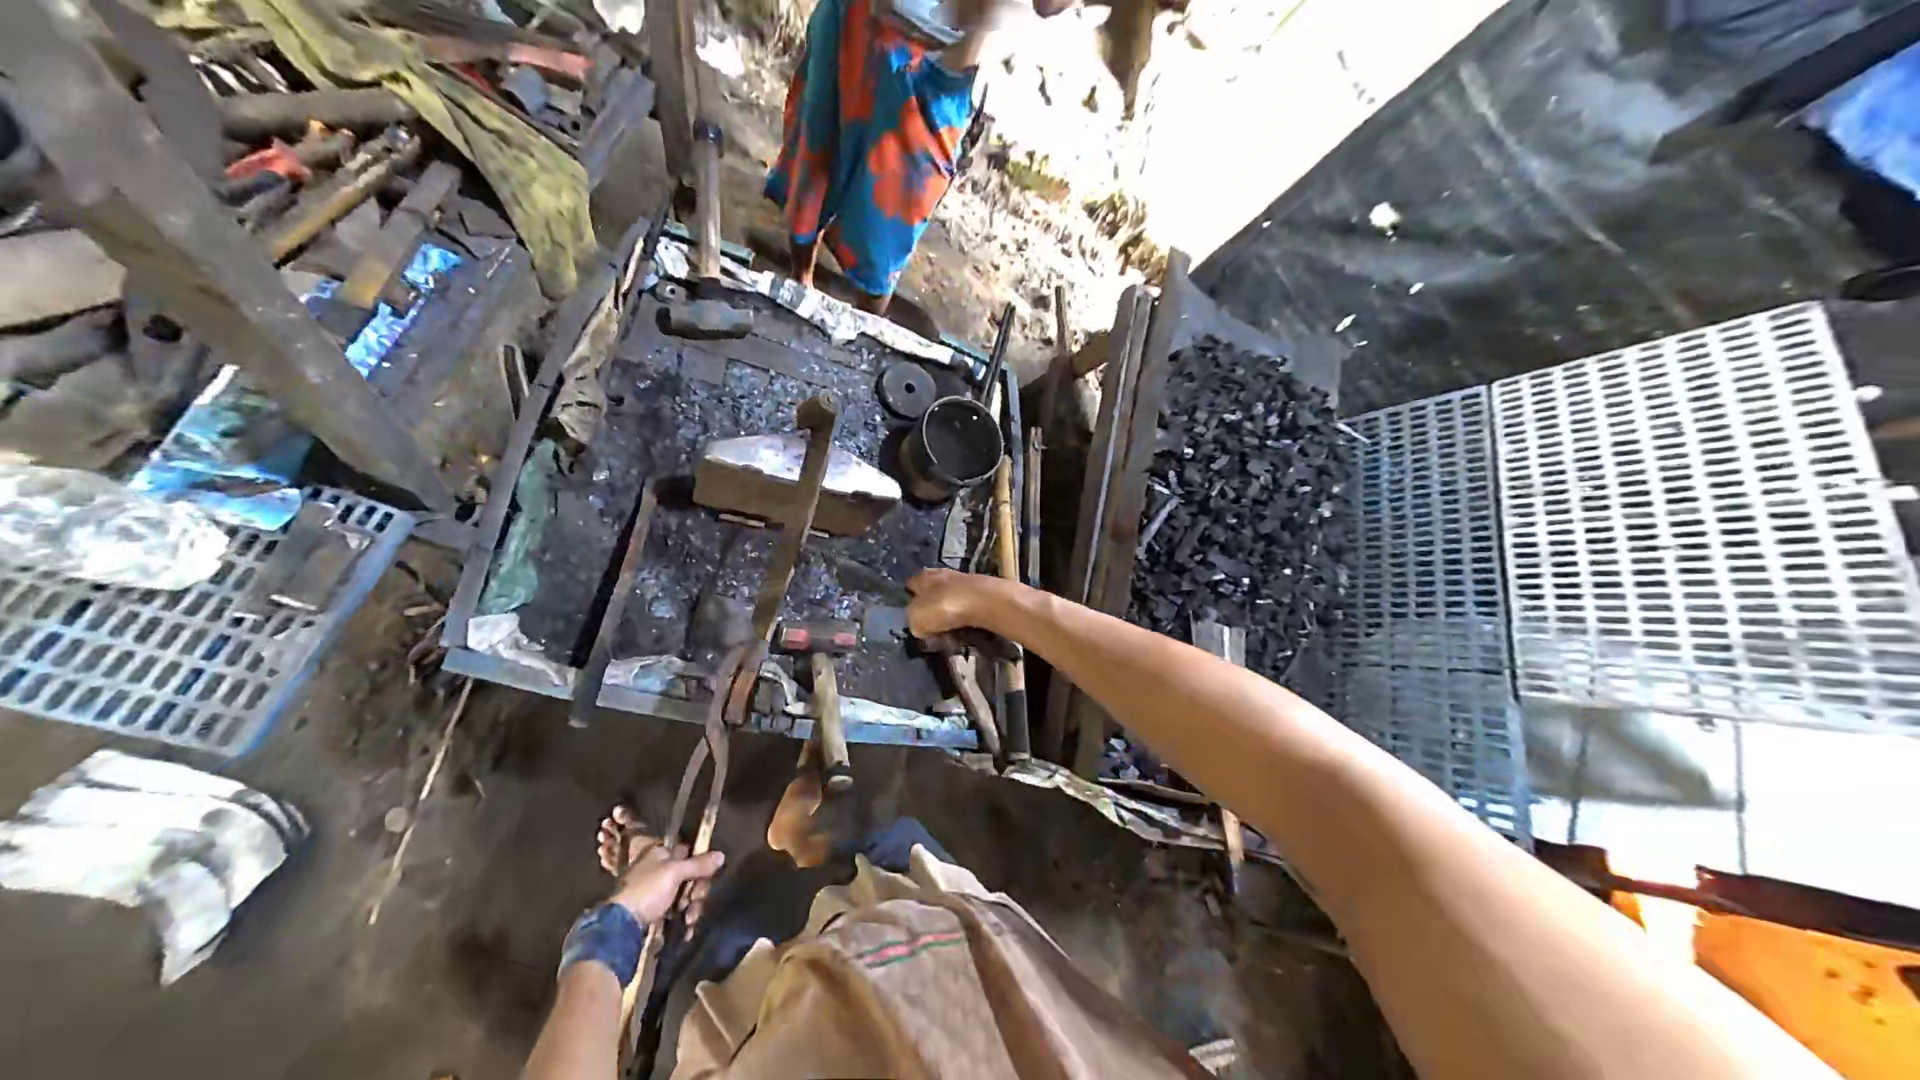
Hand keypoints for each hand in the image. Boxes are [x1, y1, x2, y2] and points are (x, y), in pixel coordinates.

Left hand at [598, 810, 724, 923]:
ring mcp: (655, 892)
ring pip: (684, 894)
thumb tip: (721, 855)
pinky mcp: (654, 911)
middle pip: (689, 875)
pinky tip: (687, 928)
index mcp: (659, 854)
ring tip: (689, 920)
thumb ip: (698, 864)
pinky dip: (683, 918)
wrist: (619, 927)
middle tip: (695, 901)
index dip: (699, 863)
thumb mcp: (674, 873)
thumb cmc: (646, 891)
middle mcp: (658, 870)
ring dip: (691, 907)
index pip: (687, 851)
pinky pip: (675, 910)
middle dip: (696, 890)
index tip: (706, 876)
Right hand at [905, 568, 1002, 638]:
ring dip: (947, 616)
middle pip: (930, 594)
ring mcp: (961, 582)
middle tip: (930, 629)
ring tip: (948, 634)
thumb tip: (919, 626)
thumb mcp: (916, 619)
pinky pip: (965, 607)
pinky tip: (963, 629)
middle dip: (930, 610)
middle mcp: (940, 575)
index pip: (909, 587)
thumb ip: (912, 622)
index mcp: (921, 577)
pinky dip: (963, 618)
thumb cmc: (944, 607)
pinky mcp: (978, 592)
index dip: (909, 602)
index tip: (912, 619)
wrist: (984, 602)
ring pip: (948, 601)